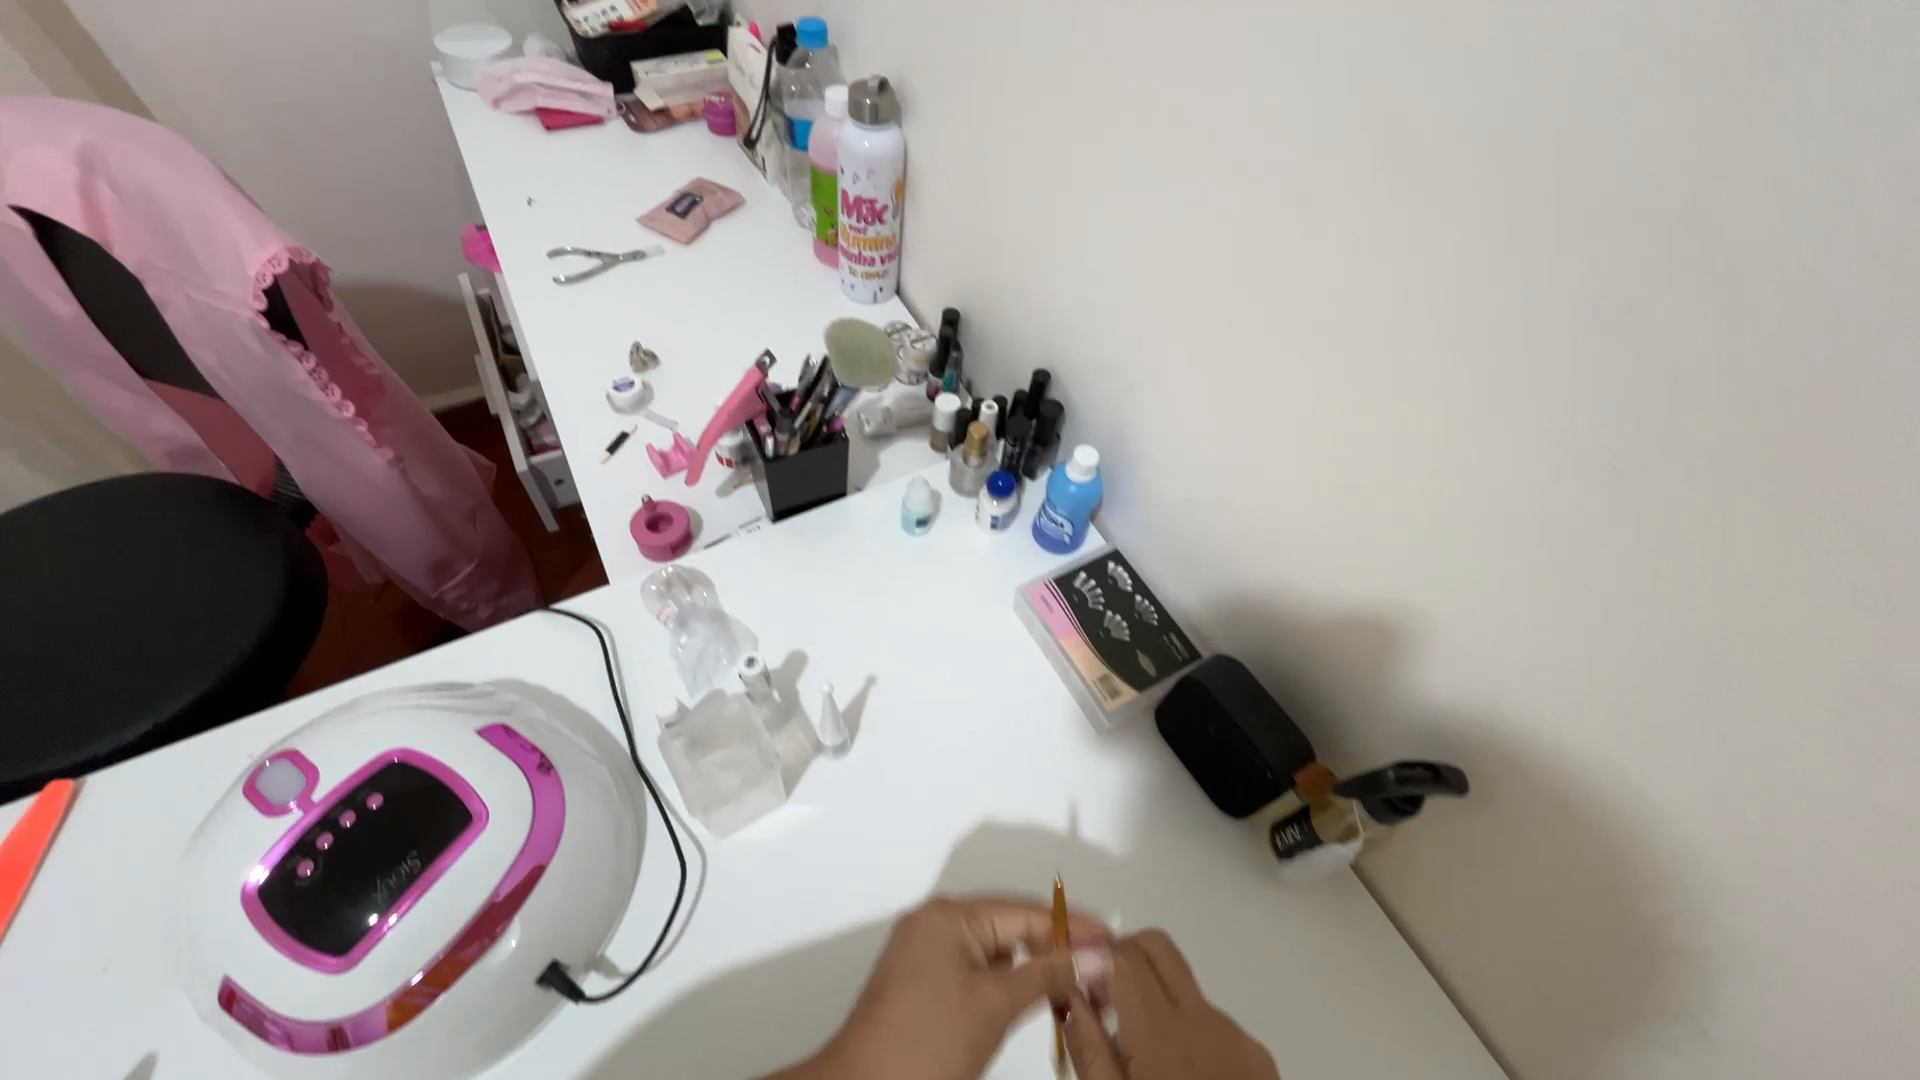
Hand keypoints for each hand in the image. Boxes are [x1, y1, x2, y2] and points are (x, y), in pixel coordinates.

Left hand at [770, 895, 1109, 1079]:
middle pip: (1007, 924)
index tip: (1109, 938)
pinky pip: (973, 964)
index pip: (1023, 911)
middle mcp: (934, 921)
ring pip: (992, 946)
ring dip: (1029, 962)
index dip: (1069, 926)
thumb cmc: (926, 1043)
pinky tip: (1030, 992)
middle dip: (1051, 944)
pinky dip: (1003, 977)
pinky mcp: (920, 977)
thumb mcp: (997, 1004)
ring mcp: (924, 949)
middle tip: (1096, 961)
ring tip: (1072, 978)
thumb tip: (1092, 955)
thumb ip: (1048, 973)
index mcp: (949, 916)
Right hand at [1060, 930, 1279, 1079]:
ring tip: (1139, 1059)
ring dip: (1154, 998)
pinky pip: (1212, 1021)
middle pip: (1158, 947)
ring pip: (1184, 986)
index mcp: (1163, 1036)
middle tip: (1103, 997)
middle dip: (1123, 956)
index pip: (1123, 956)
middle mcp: (1204, 1021)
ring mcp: (1237, 1037)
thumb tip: (1071, 995)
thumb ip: (1089, 1048)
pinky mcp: (1259, 1057)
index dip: (1094, 957)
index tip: (1079, 985)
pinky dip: (1185, 1030)